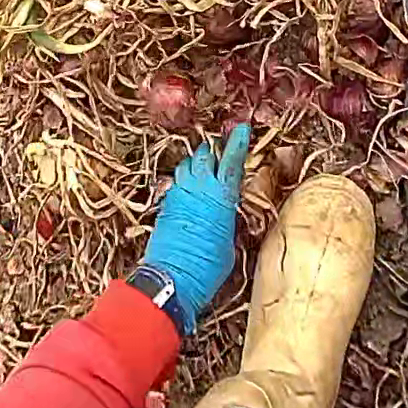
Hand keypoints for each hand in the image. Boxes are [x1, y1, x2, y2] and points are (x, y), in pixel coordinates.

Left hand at [140, 123, 250, 333]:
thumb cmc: (208, 266)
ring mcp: (179, 193)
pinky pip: (176, 181)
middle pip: (205, 153)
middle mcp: (199, 187)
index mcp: (221, 194)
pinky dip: (184, 180)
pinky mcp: (165, 204)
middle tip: (221, 151)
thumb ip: (228, 216)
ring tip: (204, 169)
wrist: (171, 280)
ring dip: (196, 162)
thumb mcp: (229, 239)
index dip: (237, 141)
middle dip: (213, 149)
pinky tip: (189, 190)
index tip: (241, 128)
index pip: (231, 158)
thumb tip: (226, 211)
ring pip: (187, 163)